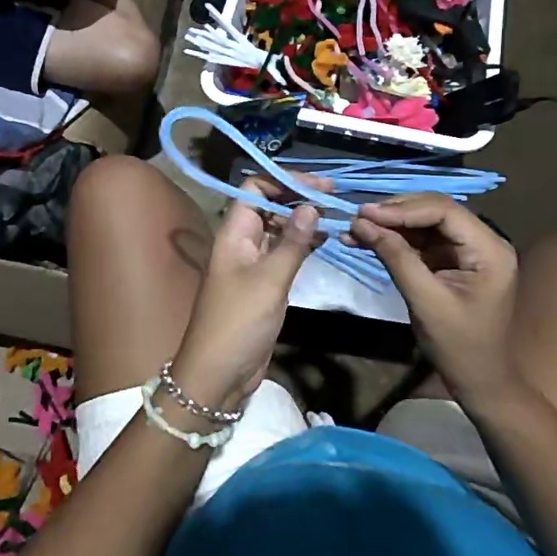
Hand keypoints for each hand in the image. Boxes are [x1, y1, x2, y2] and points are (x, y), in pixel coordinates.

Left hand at [173, 178, 324, 411]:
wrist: (219, 373)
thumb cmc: (239, 321)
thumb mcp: (270, 280)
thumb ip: (293, 242)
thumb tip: (311, 206)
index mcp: (234, 233)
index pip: (255, 189)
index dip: (284, 182)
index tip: (319, 186)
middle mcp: (242, 242)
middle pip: (269, 206)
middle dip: (299, 197)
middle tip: (335, 197)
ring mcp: (254, 263)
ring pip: (280, 229)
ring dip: (304, 220)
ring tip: (337, 214)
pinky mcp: (265, 282)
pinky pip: (285, 252)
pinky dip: (304, 243)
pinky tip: (326, 239)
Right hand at [351, 196, 519, 400]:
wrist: (479, 381)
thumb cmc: (459, 346)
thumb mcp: (425, 301)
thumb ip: (396, 258)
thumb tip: (361, 224)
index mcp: (489, 249)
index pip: (444, 211)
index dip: (403, 208)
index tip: (365, 213)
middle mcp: (483, 241)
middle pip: (435, 210)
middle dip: (395, 212)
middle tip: (357, 217)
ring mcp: (466, 250)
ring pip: (424, 223)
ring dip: (390, 224)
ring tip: (355, 227)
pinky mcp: (451, 261)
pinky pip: (421, 240)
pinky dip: (394, 239)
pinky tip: (367, 240)